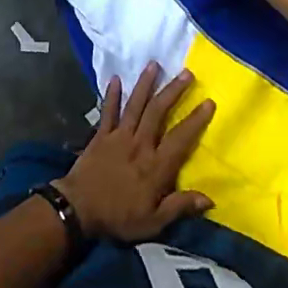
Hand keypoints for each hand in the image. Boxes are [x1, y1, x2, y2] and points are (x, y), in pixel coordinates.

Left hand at [52, 63, 214, 241]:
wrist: (78, 208)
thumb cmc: (119, 217)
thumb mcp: (154, 222)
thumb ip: (180, 206)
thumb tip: (210, 199)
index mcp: (156, 166)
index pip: (181, 138)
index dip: (195, 120)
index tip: (208, 102)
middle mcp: (139, 144)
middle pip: (158, 112)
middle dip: (173, 91)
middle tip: (186, 73)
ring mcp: (118, 136)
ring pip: (135, 105)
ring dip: (145, 84)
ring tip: (154, 65)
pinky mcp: (100, 135)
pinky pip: (108, 111)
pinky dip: (111, 95)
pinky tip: (115, 78)